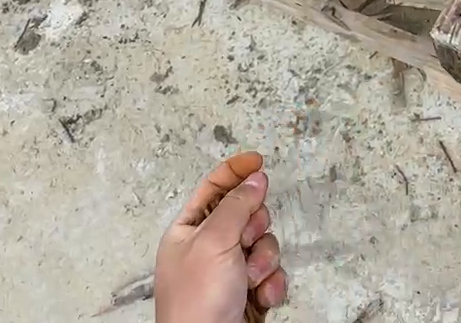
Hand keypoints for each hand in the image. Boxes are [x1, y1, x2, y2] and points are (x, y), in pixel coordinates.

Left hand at [155, 152, 287, 322]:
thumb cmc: (197, 300)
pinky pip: (272, 272)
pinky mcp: (248, 292)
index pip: (214, 188)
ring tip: (250, 280)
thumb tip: (256, 177)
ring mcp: (229, 271)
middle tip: (246, 242)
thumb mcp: (214, 242)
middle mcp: (208, 248)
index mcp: (188, 232)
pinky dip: (271, 283)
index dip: (235, 171)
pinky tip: (260, 296)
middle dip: (255, 228)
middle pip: (247, 213)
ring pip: (265, 243)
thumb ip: (237, 204)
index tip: (259, 160)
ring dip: (264, 261)